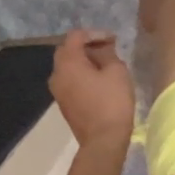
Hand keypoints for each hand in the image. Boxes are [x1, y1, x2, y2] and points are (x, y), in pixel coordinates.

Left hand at [50, 30, 134, 148]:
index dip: (95, 34)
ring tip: (106, 65)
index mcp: (67, 62)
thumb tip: (103, 48)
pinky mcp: (63, 103)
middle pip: (68, 50)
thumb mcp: (117, 72)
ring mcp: (57, 90)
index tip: (114, 40)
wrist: (103, 140)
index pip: (76, 36)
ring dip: (84, 61)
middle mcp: (56, 74)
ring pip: (68, 66)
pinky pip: (70, 80)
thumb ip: (108, 54)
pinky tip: (99, 80)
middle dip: (87, 46)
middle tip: (109, 49)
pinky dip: (82, 74)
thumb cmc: (112, 102)